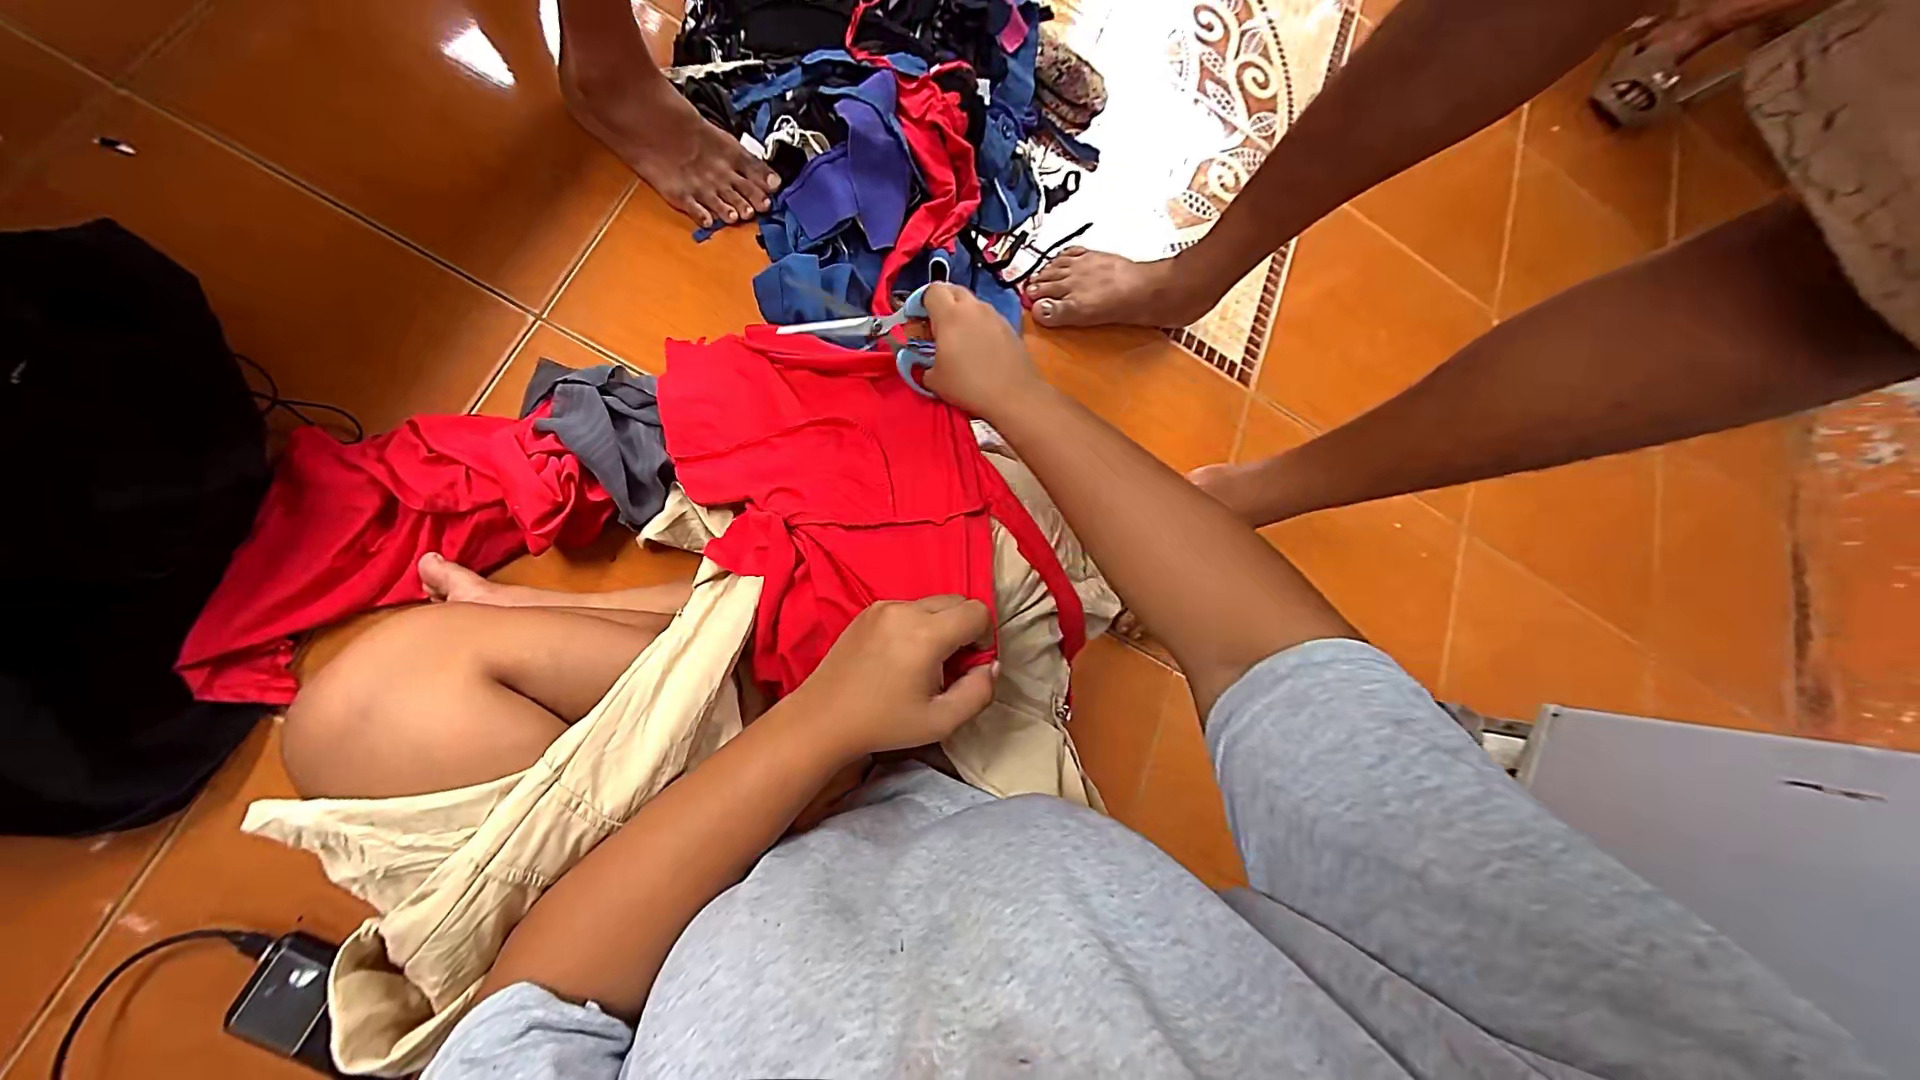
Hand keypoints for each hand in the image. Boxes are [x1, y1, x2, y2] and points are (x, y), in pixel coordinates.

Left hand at [788, 595, 997, 757]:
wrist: (823, 719)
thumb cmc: (883, 724)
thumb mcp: (941, 722)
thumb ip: (979, 692)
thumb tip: (990, 666)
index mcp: (925, 634)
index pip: (977, 612)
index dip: (984, 638)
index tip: (969, 665)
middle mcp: (905, 610)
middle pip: (957, 601)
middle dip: (964, 629)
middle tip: (949, 666)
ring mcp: (883, 607)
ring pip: (933, 603)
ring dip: (940, 626)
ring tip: (923, 663)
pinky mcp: (868, 611)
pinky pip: (908, 608)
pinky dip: (917, 625)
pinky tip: (900, 657)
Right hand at [920, 284, 1045, 418]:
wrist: (1014, 395)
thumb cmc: (969, 386)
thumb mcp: (934, 380)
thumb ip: (921, 365)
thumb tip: (921, 364)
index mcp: (950, 315)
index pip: (931, 290)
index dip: (921, 302)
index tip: (917, 320)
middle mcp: (974, 307)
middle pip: (953, 290)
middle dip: (942, 302)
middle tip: (936, 326)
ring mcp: (995, 315)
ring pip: (973, 303)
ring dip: (962, 314)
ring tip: (959, 338)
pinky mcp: (1010, 327)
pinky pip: (988, 318)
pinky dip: (979, 325)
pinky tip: (980, 348)